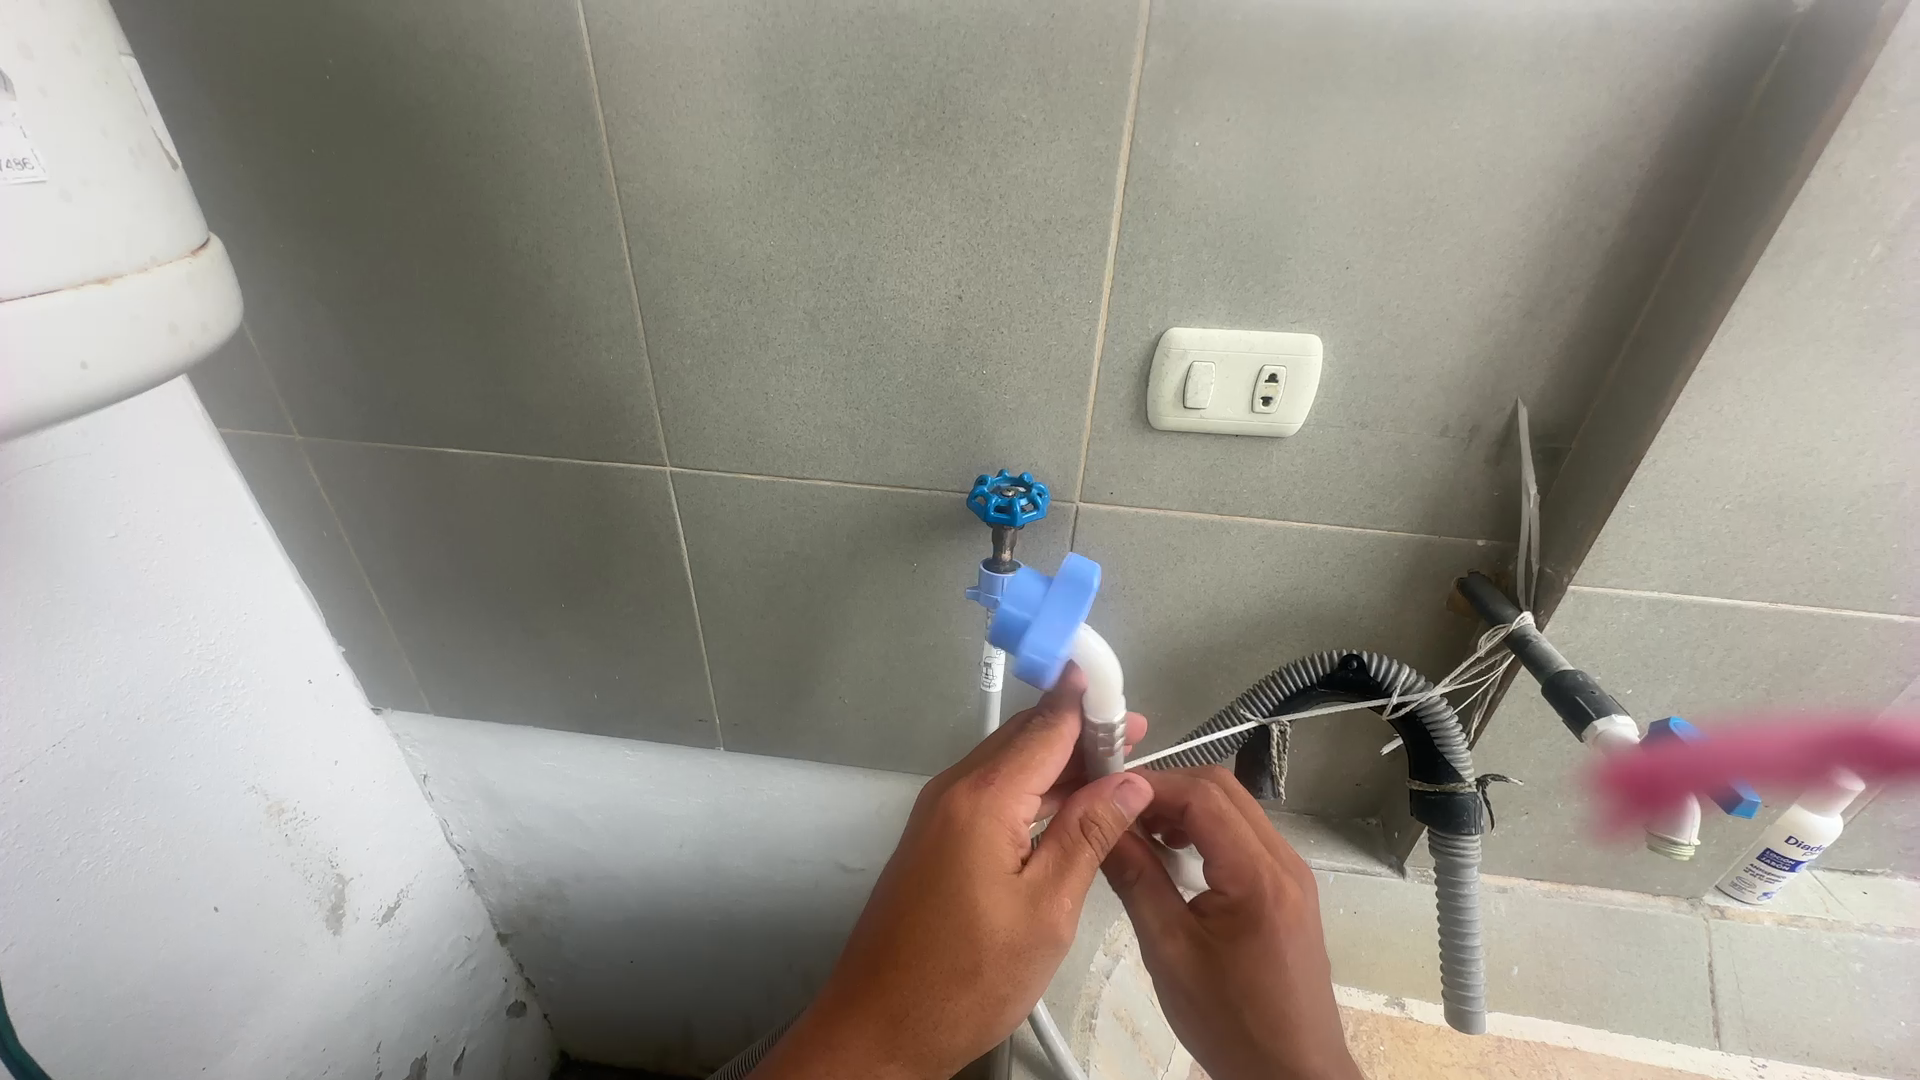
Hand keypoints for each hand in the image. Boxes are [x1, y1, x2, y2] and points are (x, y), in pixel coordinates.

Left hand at [752, 666, 1149, 1079]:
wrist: (881, 1025)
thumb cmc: (966, 977)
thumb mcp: (1045, 910)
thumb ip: (1087, 836)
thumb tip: (1127, 784)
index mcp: (983, 797)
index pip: (1047, 727)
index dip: (1091, 708)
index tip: (1127, 703)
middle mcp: (955, 788)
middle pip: (1027, 737)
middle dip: (1080, 731)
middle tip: (1132, 740)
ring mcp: (940, 810)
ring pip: (1009, 762)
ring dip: (1058, 761)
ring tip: (1111, 772)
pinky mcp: (936, 833)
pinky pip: (992, 790)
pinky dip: (1032, 789)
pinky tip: (1065, 808)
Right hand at [1103, 767, 1360, 1079]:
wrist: (1293, 1077)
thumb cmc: (1229, 1021)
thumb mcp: (1168, 951)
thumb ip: (1135, 877)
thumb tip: (1102, 825)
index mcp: (1258, 875)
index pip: (1202, 796)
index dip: (1151, 784)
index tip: (1106, 792)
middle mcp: (1284, 860)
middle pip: (1221, 788)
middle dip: (1167, 787)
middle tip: (1121, 807)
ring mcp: (1291, 871)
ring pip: (1234, 806)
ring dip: (1186, 804)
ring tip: (1142, 828)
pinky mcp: (1288, 886)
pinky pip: (1243, 832)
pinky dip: (1205, 825)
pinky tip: (1175, 849)